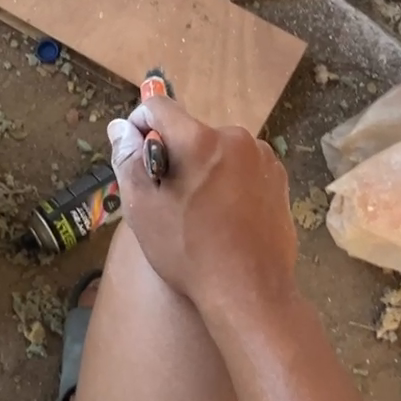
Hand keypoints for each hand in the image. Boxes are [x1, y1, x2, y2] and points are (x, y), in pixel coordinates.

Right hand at [107, 96, 298, 322]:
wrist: (250, 293)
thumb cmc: (189, 252)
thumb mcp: (143, 208)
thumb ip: (127, 159)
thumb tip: (121, 127)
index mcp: (199, 140)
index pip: (158, 107)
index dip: (139, 125)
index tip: (135, 156)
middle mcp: (235, 138)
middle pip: (189, 131)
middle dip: (173, 154)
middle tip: (168, 198)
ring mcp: (262, 157)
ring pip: (216, 149)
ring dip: (203, 166)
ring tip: (199, 211)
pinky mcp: (279, 178)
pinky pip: (241, 166)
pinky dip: (228, 180)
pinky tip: (225, 215)